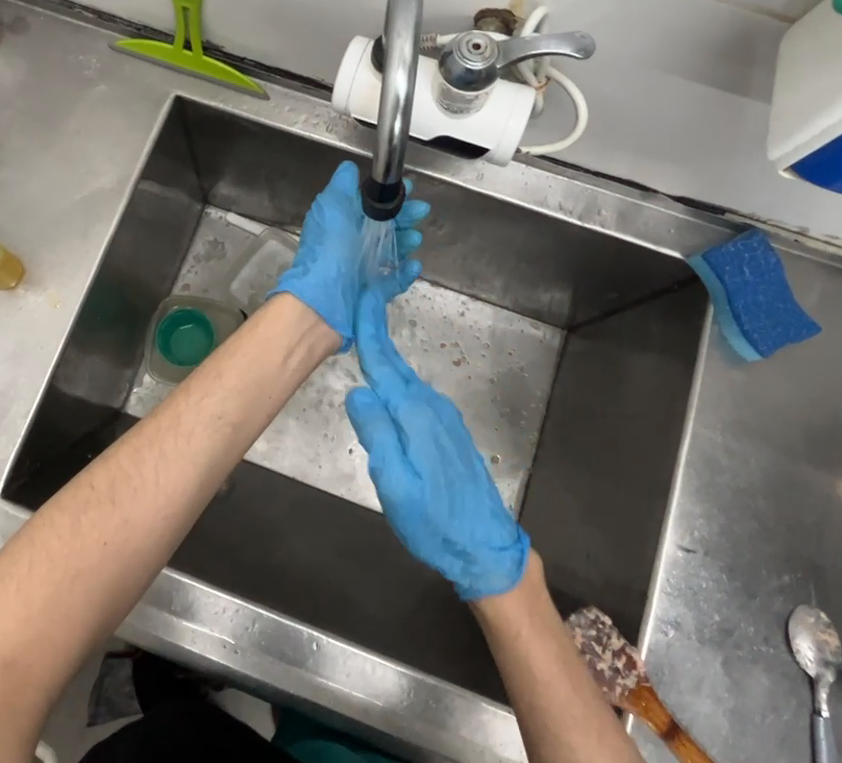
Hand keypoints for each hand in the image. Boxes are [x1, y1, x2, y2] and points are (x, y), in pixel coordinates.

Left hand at [270, 160, 427, 348]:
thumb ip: (343, 187)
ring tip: (415, 237)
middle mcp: (349, 245)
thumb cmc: (329, 250)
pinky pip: (393, 280)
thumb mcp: (332, 207)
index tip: (408, 188)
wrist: (324, 301)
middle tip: (421, 210)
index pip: (367, 204)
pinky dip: (404, 272)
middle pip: (382, 226)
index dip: (387, 195)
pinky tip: (413, 265)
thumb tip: (350, 168)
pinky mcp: (371, 293)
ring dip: (406, 241)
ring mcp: (360, 269)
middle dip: (403, 216)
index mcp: (339, 222)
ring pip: (389, 251)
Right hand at [346, 290, 530, 599]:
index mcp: (415, 416)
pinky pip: (414, 395)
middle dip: (376, 334)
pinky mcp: (447, 432)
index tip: (363, 295)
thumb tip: (357, 391)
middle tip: (358, 304)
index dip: (371, 330)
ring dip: (385, 357)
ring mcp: (443, 419)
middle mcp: (432, 408)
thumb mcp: (395, 483)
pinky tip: (386, 384)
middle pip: (396, 366)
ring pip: (405, 380)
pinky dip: (396, 379)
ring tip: (363, 338)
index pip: (386, 364)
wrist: (484, 546)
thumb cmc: (433, 521)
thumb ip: (377, 435)